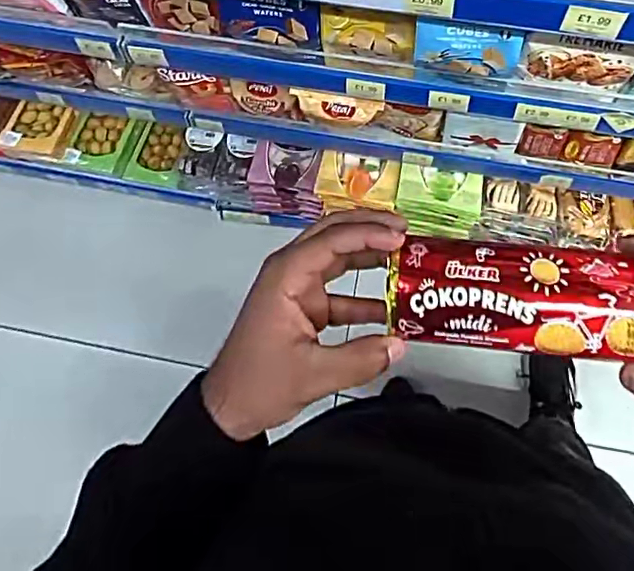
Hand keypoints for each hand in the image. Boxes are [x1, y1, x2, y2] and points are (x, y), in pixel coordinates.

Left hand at [201, 210, 408, 440]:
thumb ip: (360, 359)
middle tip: (404, 230)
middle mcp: (291, 272)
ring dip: (369, 254)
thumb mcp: (313, 374)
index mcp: (286, 275)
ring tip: (404, 255)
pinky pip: (340, 291)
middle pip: (333, 234)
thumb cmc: (255, 383)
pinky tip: (391, 306)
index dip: (367, 233)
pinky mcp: (305, 306)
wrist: (229, 406)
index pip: (332, 239)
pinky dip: (364, 294)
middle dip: (369, 227)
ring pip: (337, 257)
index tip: (399, 236)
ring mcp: (298, 287)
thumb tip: (397, 345)